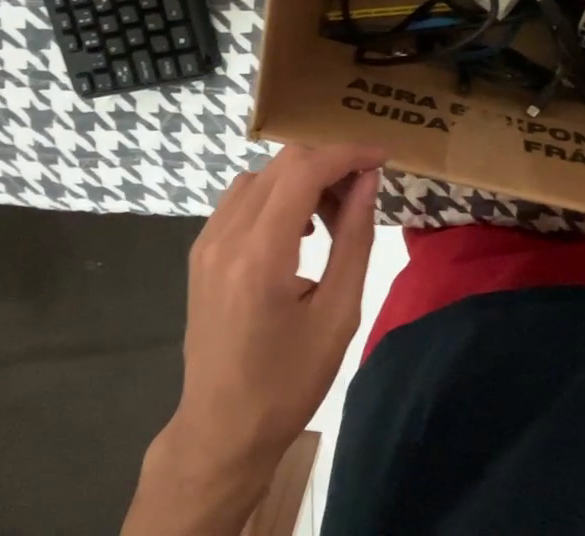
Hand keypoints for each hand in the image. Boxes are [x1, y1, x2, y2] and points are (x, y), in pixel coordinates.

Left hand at [167, 143, 386, 466]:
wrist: (222, 429)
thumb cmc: (288, 382)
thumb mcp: (338, 314)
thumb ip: (355, 239)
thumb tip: (368, 181)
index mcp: (259, 255)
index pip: (303, 169)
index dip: (347, 153)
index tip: (383, 156)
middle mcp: (225, 237)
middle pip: (281, 165)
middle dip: (329, 164)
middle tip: (364, 192)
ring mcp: (206, 243)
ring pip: (260, 177)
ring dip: (301, 179)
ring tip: (334, 215)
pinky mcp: (201, 253)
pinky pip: (241, 200)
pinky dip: (276, 196)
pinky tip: (300, 229)